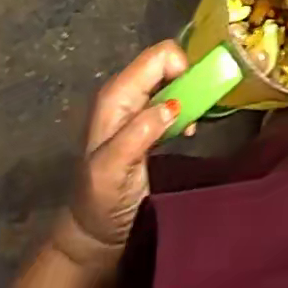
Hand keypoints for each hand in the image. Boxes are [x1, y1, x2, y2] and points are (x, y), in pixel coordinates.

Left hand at [45, 41, 187, 276]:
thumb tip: (173, 104)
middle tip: (192, 116)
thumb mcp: (113, 169)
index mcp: (116, 94)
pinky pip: (173, 96)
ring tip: (188, 128)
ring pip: (172, 78)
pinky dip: (185, 108)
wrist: (94, 232)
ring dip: (188, 97)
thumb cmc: (102, 201)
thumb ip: (139, 133)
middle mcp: (125, 91)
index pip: (159, 55)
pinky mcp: (146, 118)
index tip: (191, 100)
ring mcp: (135, 104)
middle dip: (187, 81)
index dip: (181, 67)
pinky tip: (184, 131)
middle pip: (167, 62)